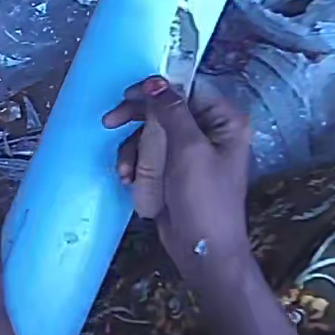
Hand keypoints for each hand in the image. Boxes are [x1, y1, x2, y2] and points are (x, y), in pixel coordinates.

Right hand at [101, 75, 251, 287]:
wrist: (202, 251)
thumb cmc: (204, 199)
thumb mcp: (189, 151)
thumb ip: (172, 112)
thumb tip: (155, 82)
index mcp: (224, 122)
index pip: (189, 88)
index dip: (158, 88)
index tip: (129, 95)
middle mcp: (209, 132)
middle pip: (165, 109)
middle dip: (136, 118)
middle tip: (110, 121)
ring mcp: (190, 153)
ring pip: (152, 133)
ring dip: (132, 148)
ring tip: (125, 169)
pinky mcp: (173, 172)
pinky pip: (148, 155)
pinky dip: (135, 164)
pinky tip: (129, 179)